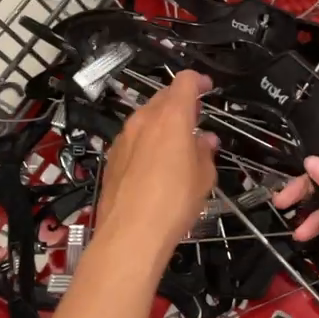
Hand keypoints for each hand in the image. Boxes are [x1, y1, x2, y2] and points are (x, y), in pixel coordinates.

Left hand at [95, 71, 218, 265]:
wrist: (129, 236)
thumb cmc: (174, 202)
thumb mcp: (203, 176)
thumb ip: (205, 152)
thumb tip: (205, 141)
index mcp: (171, 116)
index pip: (184, 81)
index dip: (198, 81)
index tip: (207, 88)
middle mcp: (144, 120)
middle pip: (163, 97)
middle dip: (180, 103)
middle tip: (195, 120)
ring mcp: (123, 138)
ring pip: (146, 118)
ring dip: (162, 124)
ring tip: (177, 146)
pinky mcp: (111, 158)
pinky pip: (133, 139)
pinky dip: (146, 142)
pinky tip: (155, 166)